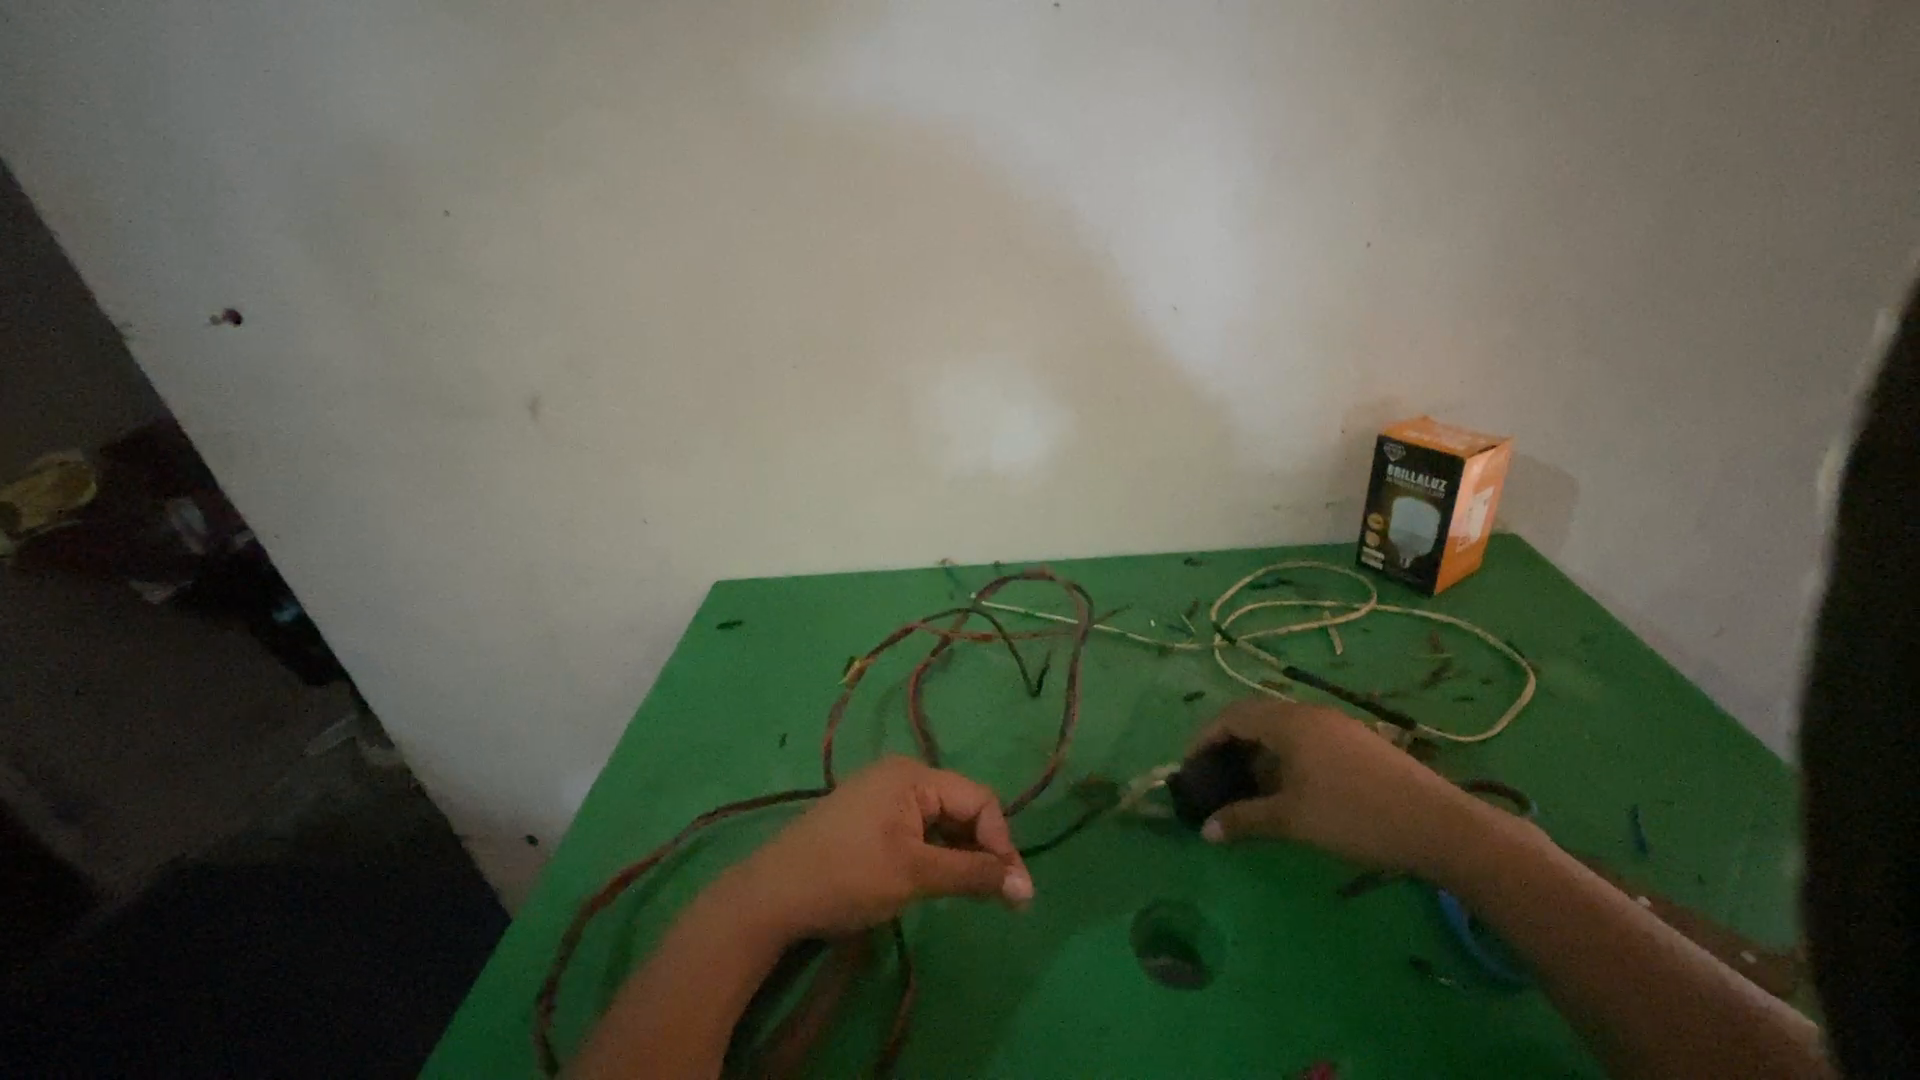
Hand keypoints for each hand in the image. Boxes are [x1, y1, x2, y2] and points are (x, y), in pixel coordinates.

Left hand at [725, 756, 1033, 938]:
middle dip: (984, 849)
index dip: (1001, 843)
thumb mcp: (916, 875)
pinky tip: (941, 881)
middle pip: (962, 807)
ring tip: (974, 893)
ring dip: (962, 855)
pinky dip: (936, 854)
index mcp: (913, 775)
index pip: (980, 800)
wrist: (771, 895)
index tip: (1013, 891)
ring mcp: (882, 795)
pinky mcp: (870, 818)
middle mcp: (901, 775)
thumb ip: (974, 875)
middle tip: (1002, 898)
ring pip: (941, 821)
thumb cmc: (848, 876)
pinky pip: (919, 829)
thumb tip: (1027, 889)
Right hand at [1188, 700, 1508, 876]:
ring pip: (1283, 732)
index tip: (1190, 769)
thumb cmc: (1355, 816)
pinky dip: (1285, 760)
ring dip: (1259, 756)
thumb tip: (1205, 831)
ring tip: (1249, 792)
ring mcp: (1339, 727)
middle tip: (1215, 779)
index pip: (1232, 716)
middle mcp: (1311, 714)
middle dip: (1229, 746)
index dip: (1204, 739)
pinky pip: (1306, 742)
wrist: (1441, 827)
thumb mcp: (1292, 820)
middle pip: (1256, 719)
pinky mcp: (1359, 744)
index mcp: (1289, 722)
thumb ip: (1244, 820)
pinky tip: (1290, 793)